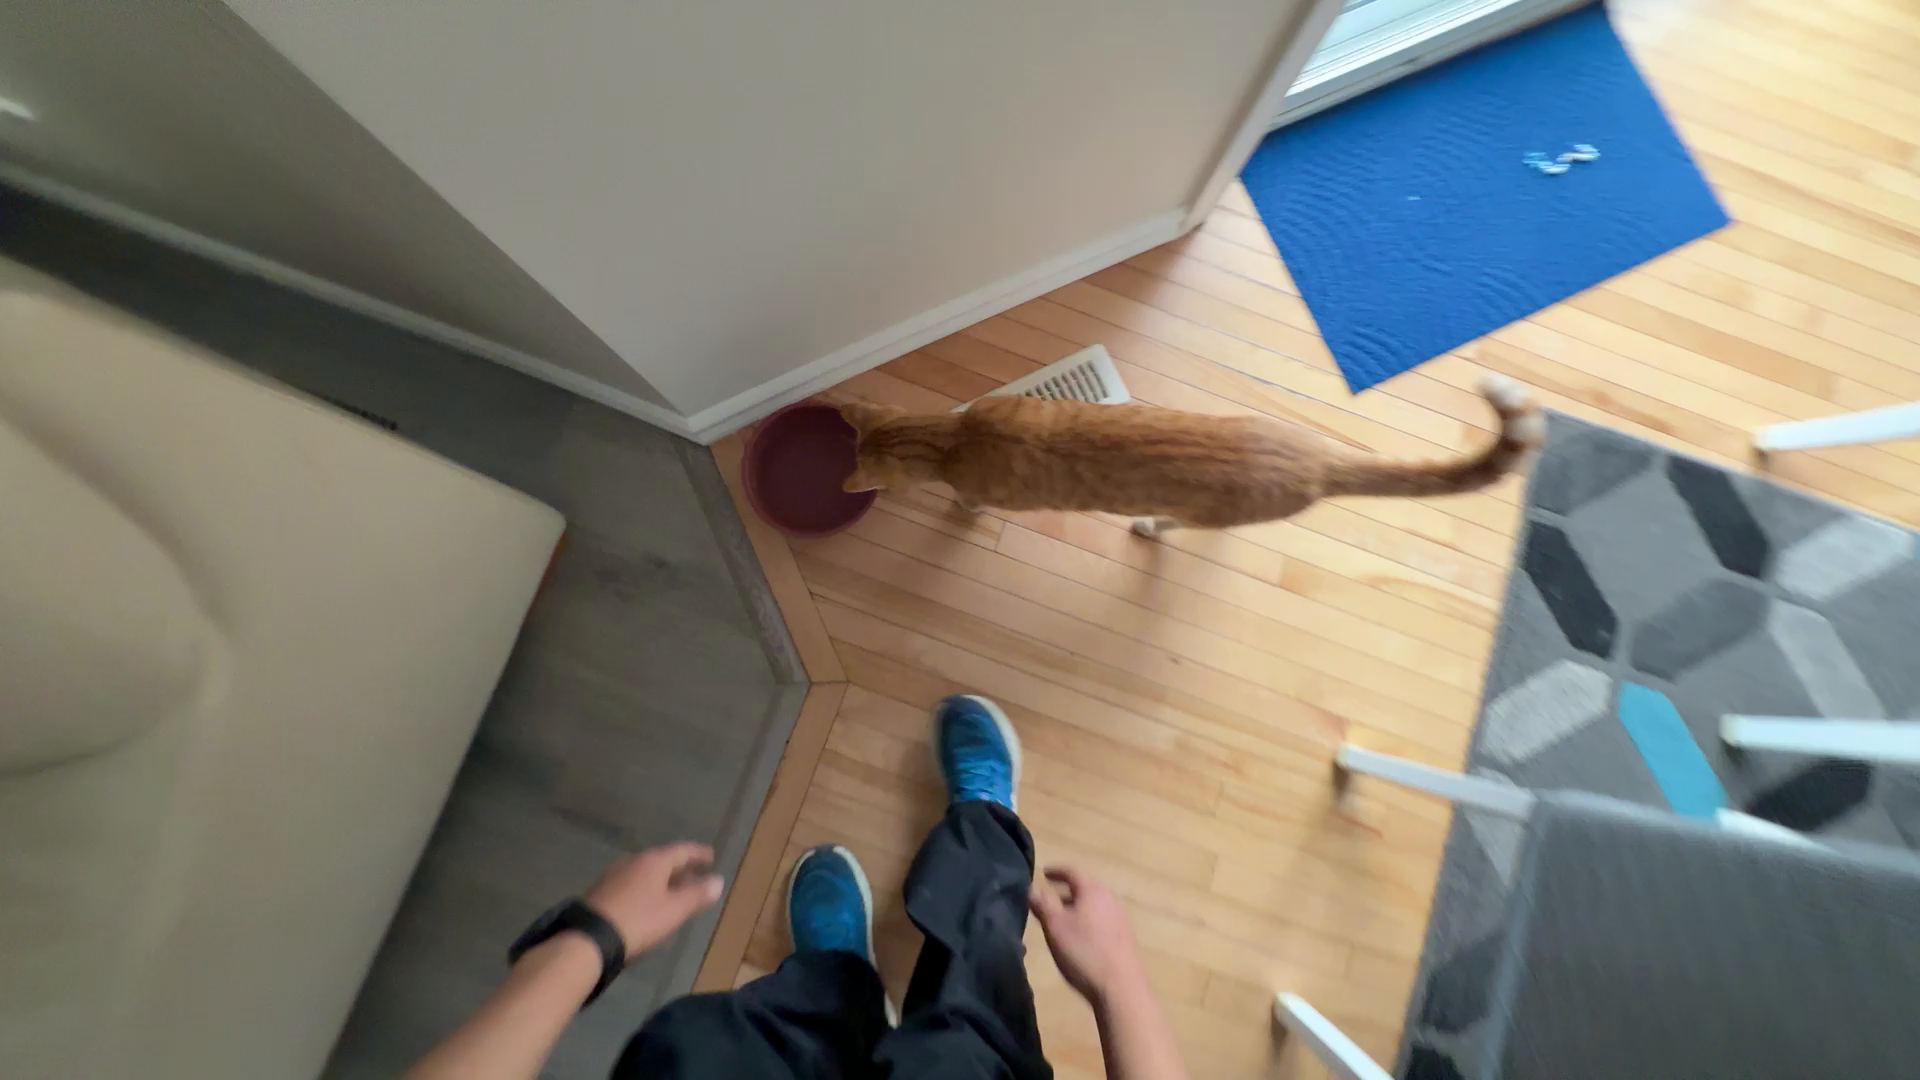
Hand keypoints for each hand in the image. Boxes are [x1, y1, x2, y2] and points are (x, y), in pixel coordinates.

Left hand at [583, 842, 724, 958]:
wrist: (586, 942)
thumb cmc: (638, 921)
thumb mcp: (674, 910)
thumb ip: (697, 895)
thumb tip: (719, 881)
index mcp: (655, 861)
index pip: (683, 850)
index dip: (699, 854)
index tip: (711, 857)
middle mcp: (634, 862)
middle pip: (662, 861)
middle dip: (679, 869)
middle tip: (693, 875)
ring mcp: (613, 876)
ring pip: (644, 873)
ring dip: (660, 881)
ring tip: (670, 892)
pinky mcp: (599, 894)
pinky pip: (630, 885)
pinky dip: (643, 891)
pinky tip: (644, 905)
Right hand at [1028, 865, 1147, 1005]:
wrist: (1122, 990)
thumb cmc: (1084, 952)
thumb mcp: (1055, 927)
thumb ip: (1043, 904)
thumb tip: (1032, 887)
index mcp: (1092, 890)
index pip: (1071, 871)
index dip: (1056, 871)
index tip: (1043, 873)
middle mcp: (1110, 898)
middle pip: (1084, 888)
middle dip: (1065, 893)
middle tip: (1048, 901)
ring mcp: (1120, 918)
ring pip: (1093, 905)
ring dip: (1076, 908)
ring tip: (1061, 921)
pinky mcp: (1125, 938)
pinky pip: (1101, 919)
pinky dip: (1087, 921)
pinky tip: (1080, 938)